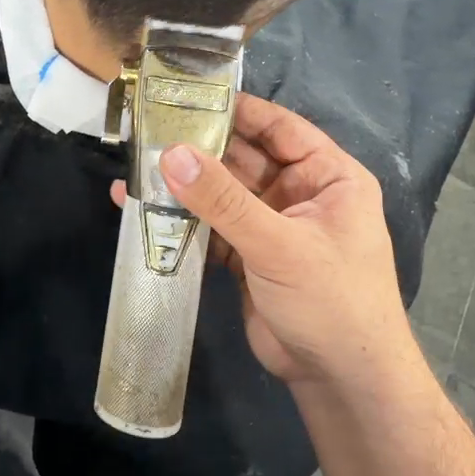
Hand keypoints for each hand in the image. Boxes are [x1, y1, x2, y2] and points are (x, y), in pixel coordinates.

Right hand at [120, 95, 414, 386]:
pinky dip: (178, 218)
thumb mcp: (279, 244)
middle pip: (242, 157)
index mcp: (327, 177)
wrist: (341, 382)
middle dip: (198, 145)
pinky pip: (208, 225)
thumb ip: (223, 199)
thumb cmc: (332, 300)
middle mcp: (298, 193)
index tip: (187, 93)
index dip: (237, 109)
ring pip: (220, 192)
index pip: (279, 127)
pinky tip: (138, 205)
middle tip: (146, 126)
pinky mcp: (246, 255)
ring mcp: (270, 225)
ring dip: (183, 182)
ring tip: (133, 163)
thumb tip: (170, 153)